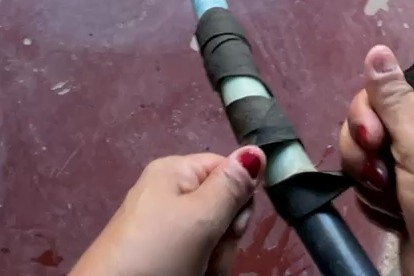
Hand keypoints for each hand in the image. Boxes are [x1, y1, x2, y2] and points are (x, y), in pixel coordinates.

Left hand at [72, 146, 264, 275]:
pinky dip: (197, 270)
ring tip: (195, 271)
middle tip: (208, 253)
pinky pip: (194, 257)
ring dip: (213, 260)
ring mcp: (163, 228)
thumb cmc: (158, 253)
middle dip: (224, 236)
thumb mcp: (200, 217)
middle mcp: (168, 194)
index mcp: (175, 171)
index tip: (233, 225)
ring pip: (211, 239)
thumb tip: (256, 148)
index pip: (226, 170)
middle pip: (220, 207)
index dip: (239, 199)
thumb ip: (231, 186)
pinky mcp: (159, 256)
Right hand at [337, 47, 413, 275]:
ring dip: (368, 183)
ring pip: (360, 160)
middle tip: (383, 177)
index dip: (367, 116)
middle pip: (364, 126)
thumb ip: (393, 99)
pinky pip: (364, 191)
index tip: (373, 140)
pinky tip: (392, 219)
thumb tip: (377, 49)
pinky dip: (372, 206)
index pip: (380, 96)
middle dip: (364, 153)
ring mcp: (408, 176)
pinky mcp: (396, 206)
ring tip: (392, 203)